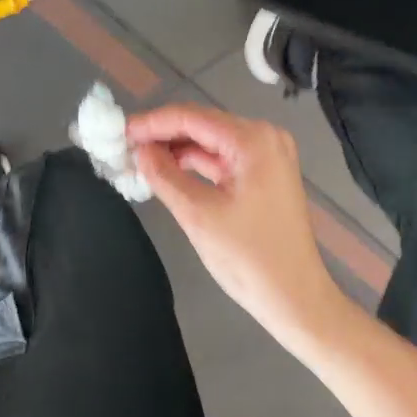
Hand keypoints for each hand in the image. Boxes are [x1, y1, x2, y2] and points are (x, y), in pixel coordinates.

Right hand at [129, 104, 344, 340]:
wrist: (297, 299)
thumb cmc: (248, 258)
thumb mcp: (197, 215)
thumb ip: (164, 175)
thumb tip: (139, 150)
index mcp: (252, 139)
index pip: (192, 117)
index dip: (152, 123)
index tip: (119, 131)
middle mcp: (265, 136)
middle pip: (203, 124)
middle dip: (163, 135)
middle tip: (125, 147)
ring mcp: (270, 154)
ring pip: (212, 141)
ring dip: (178, 149)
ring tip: (141, 160)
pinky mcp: (267, 174)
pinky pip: (224, 158)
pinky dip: (197, 163)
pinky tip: (170, 171)